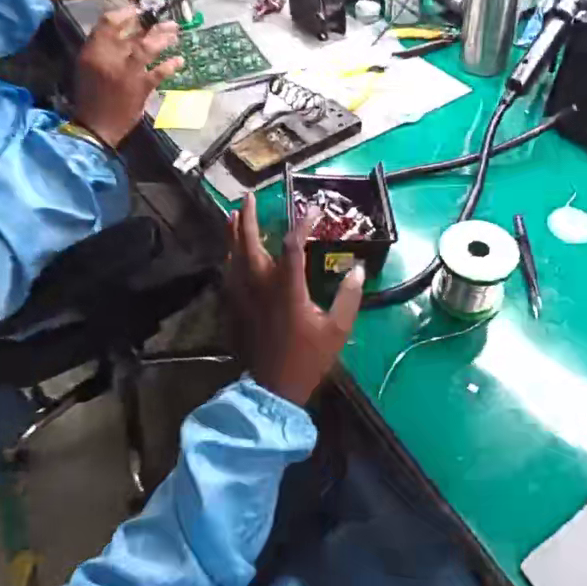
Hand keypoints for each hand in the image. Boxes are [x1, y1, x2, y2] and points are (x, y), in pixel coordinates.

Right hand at [72, 10, 181, 146]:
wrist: (97, 125)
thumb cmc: (90, 96)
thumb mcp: (87, 66)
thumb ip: (102, 48)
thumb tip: (123, 32)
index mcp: (93, 51)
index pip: (109, 22)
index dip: (126, 13)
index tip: (139, 11)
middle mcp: (110, 57)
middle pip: (133, 32)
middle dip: (152, 23)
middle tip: (167, 21)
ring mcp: (128, 72)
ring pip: (148, 48)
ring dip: (164, 39)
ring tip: (175, 34)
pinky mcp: (142, 88)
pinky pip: (159, 72)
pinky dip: (171, 65)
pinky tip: (180, 60)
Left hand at [223, 194, 362, 406]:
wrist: (273, 387)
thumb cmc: (308, 357)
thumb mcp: (337, 329)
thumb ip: (349, 297)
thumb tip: (358, 270)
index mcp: (287, 287)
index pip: (292, 244)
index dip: (302, 223)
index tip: (312, 210)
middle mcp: (260, 285)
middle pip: (249, 242)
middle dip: (248, 218)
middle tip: (249, 198)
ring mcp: (243, 296)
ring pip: (233, 256)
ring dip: (233, 234)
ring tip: (232, 215)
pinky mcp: (234, 307)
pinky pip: (228, 274)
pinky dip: (229, 258)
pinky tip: (230, 252)